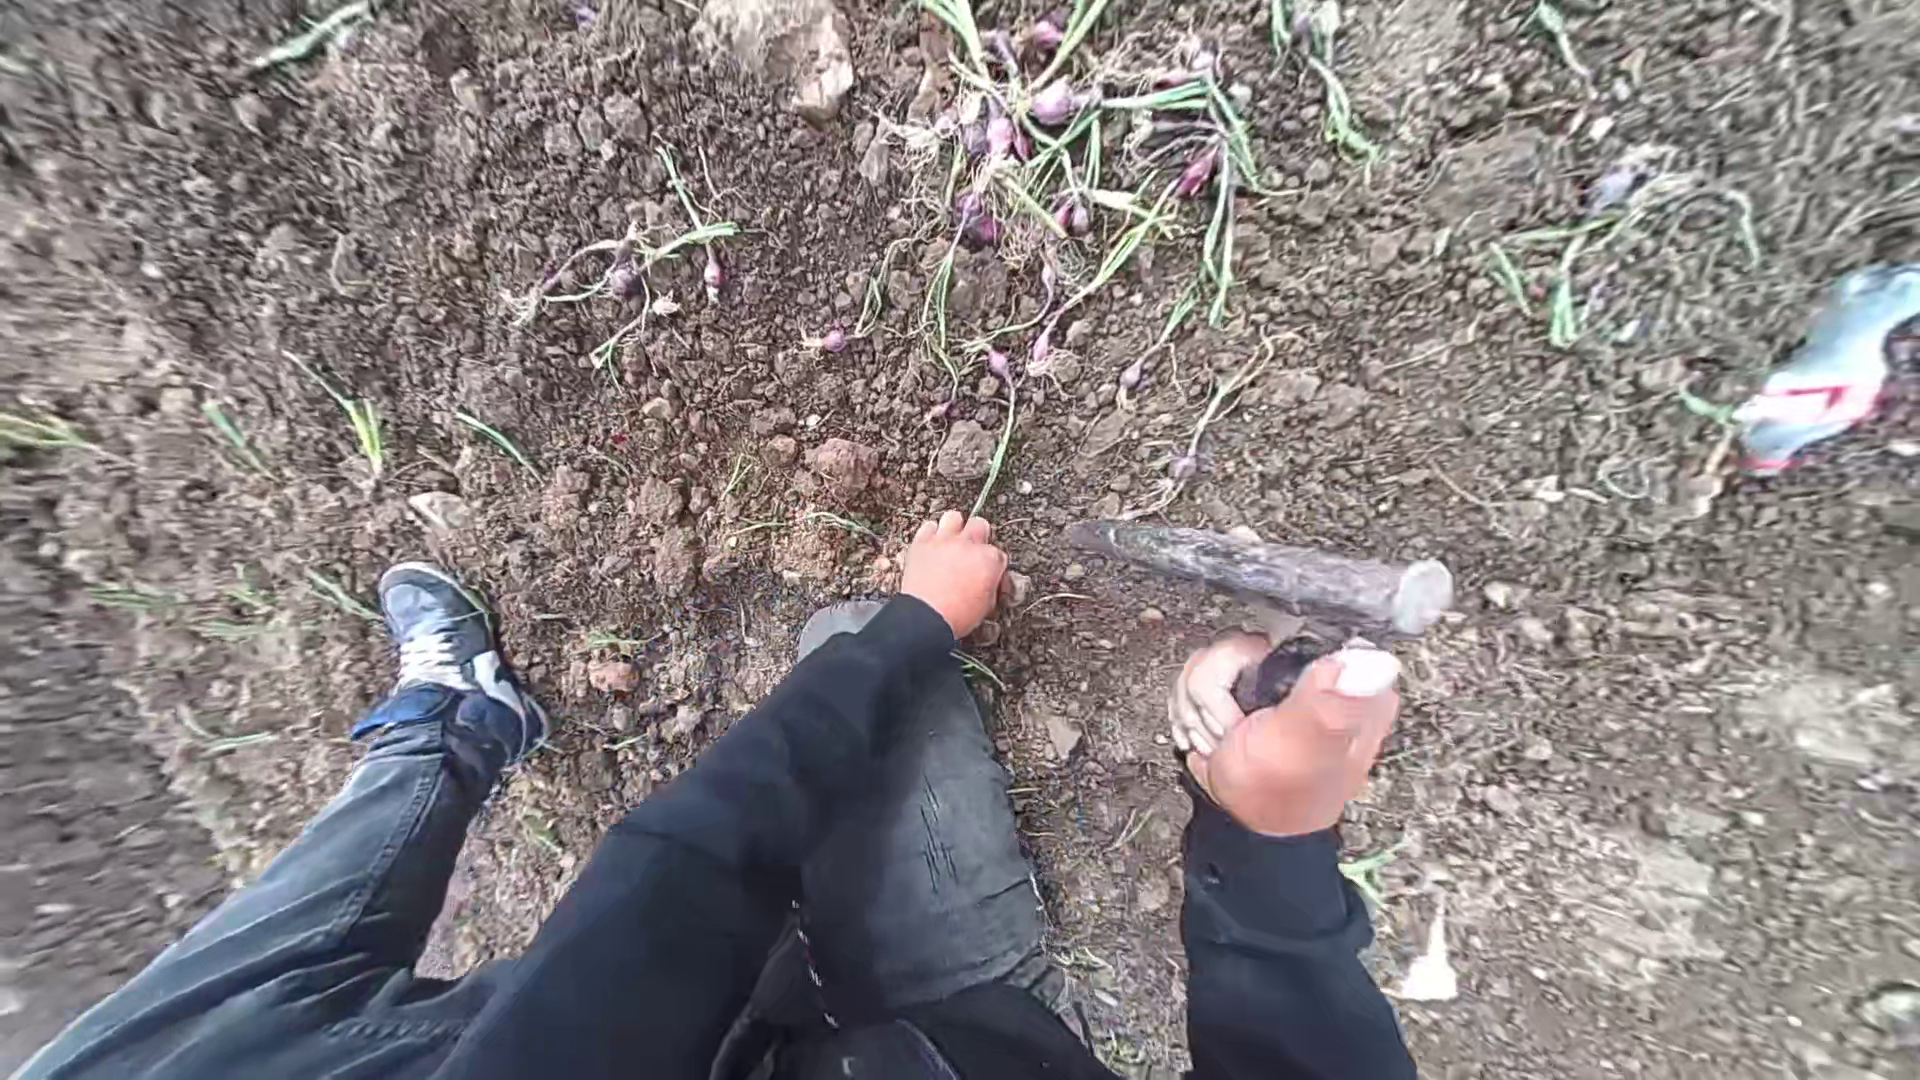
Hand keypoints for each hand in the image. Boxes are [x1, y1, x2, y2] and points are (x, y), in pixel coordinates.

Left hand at [900, 511, 1007, 637]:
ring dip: (954, 527)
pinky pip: (928, 526)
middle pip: (979, 524)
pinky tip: (932, 545)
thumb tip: (989, 582)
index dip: (992, 563)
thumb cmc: (956, 615)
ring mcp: (944, 541)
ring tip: (951, 541)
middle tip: (972, 548)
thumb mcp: (987, 605)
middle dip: (978, 534)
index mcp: (989, 559)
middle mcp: (968, 544)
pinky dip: (931, 533)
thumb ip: (991, 586)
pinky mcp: (922, 543)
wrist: (926, 617)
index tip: (986, 571)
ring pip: (953, 516)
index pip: (998, 553)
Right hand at [1174, 639, 1399, 836]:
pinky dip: (1192, 707)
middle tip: (1233, 727)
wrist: (1240, 817)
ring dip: (1202, 705)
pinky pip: (1194, 671)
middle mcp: (1308, 669)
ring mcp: (1269, 675)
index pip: (1290, 629)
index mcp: (1342, 680)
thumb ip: (1330, 705)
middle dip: (1216, 689)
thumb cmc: (1276, 791)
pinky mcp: (1239, 682)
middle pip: (1235, 641)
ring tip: (1222, 737)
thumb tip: (1369, 660)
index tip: (1255, 700)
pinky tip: (1210, 733)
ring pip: (1208, 656)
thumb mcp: (1306, 749)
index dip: (1257, 659)